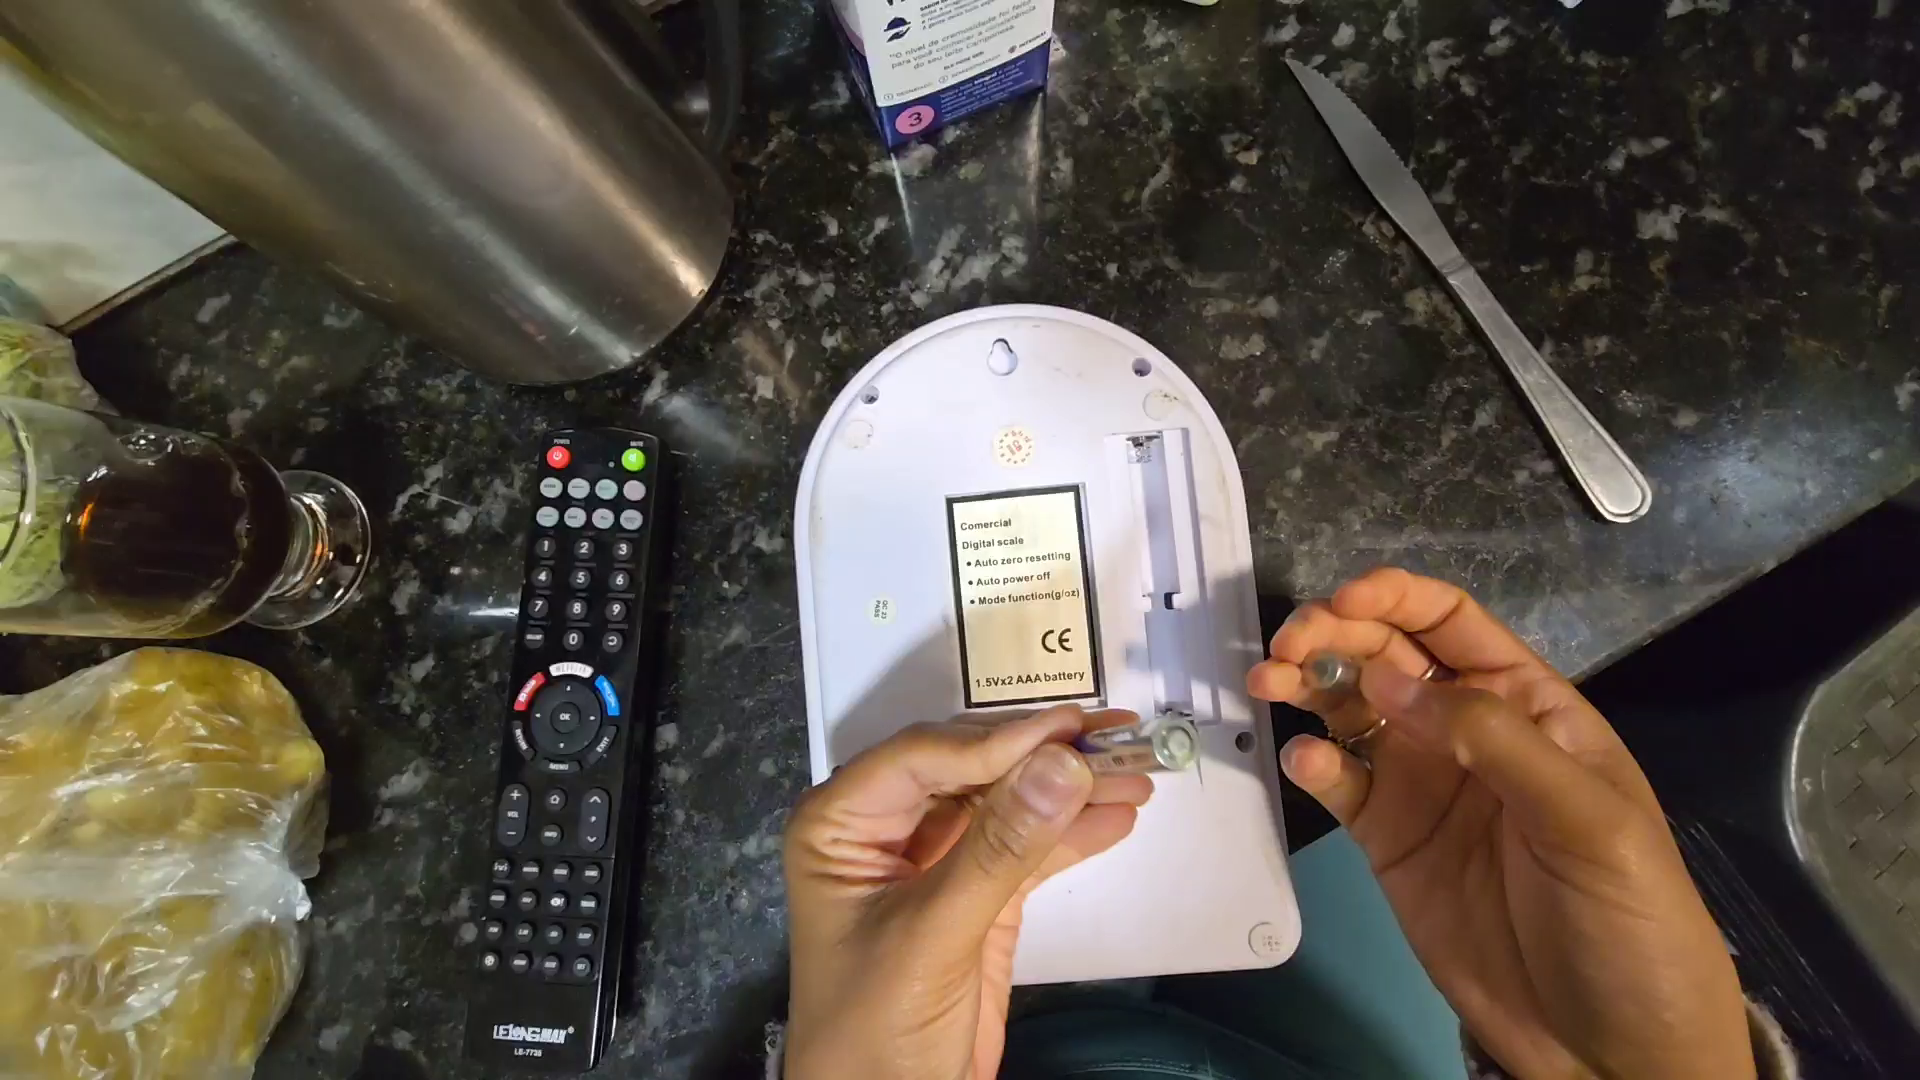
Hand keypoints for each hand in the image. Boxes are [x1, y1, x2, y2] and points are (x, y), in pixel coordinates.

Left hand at [783, 707, 1151, 1079]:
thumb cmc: (876, 1031)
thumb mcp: (933, 936)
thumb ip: (998, 849)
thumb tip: (1062, 763)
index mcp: (843, 819)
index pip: (922, 756)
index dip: (996, 740)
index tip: (1067, 731)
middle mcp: (887, 820)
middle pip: (972, 766)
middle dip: (1043, 755)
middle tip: (1113, 736)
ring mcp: (936, 850)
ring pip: (1007, 799)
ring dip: (1070, 788)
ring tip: (1136, 771)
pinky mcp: (977, 885)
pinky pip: (1027, 845)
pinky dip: (1072, 833)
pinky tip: (1118, 815)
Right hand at [1248, 568, 1752, 1079]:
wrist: (1599, 1048)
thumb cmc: (1625, 920)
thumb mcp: (1588, 822)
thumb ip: (1491, 739)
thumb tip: (1384, 680)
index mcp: (1520, 704)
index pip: (1448, 622)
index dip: (1392, 598)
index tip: (1341, 603)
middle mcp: (1456, 725)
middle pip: (1379, 652)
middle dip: (1329, 635)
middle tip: (1287, 649)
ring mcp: (1412, 774)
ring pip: (1342, 704)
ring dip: (1301, 683)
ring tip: (1266, 684)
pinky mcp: (1378, 825)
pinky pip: (1334, 776)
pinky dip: (1310, 762)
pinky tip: (1307, 767)